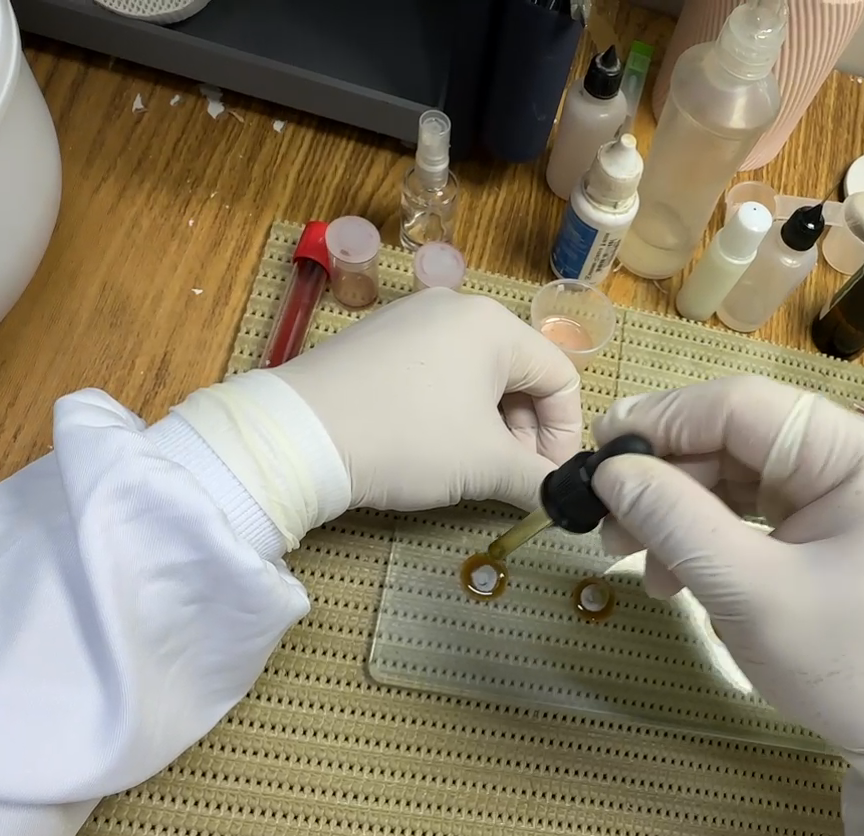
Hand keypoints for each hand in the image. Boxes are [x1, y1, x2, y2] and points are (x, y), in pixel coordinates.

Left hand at [271, 288, 582, 511]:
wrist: (299, 436)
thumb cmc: (409, 440)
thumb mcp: (485, 465)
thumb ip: (537, 481)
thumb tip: (562, 499)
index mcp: (494, 325)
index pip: (560, 377)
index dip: (564, 434)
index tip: (547, 477)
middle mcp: (456, 308)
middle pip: (519, 374)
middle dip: (524, 433)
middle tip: (510, 477)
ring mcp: (412, 319)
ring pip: (477, 376)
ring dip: (489, 427)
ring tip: (472, 468)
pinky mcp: (378, 341)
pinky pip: (437, 374)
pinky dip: (451, 412)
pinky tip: (431, 446)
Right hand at [589, 375, 863, 753]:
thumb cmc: (842, 665)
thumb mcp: (750, 595)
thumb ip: (676, 523)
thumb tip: (609, 470)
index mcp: (863, 455)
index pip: (743, 406)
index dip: (662, 421)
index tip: (597, 451)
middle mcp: (857, 448)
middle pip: (732, 435)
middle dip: (663, 477)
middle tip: (605, 520)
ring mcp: (838, 478)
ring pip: (729, 468)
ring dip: (673, 508)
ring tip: (629, 553)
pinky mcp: (820, 508)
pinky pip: (744, 500)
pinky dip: (700, 529)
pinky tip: (670, 569)